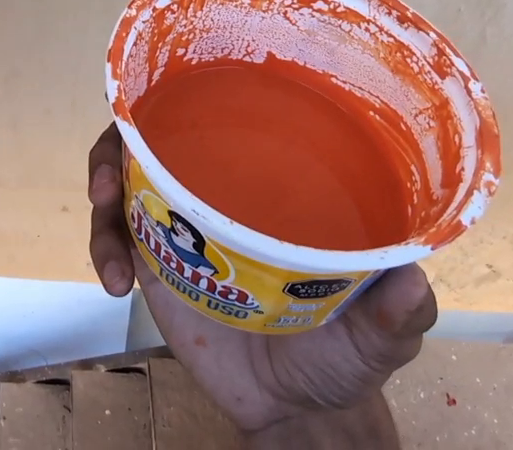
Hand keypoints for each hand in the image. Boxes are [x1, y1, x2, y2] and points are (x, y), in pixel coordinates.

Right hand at [87, 124, 437, 434]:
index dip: (189, 101)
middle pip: (152, 136)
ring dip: (101, 193)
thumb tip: (411, 278)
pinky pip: (113, 237)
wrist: (291, 411)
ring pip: (122, 177)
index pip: (223, 120)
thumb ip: (397, 312)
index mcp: (265, 186)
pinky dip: (102, 250)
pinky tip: (115, 285)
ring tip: (110, 245)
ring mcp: (177, 224)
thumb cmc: (340, 357)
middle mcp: (215, 191)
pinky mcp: (151, 261)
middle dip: (118, 145)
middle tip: (108, 182)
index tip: (167, 103)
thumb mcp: (380, 335)